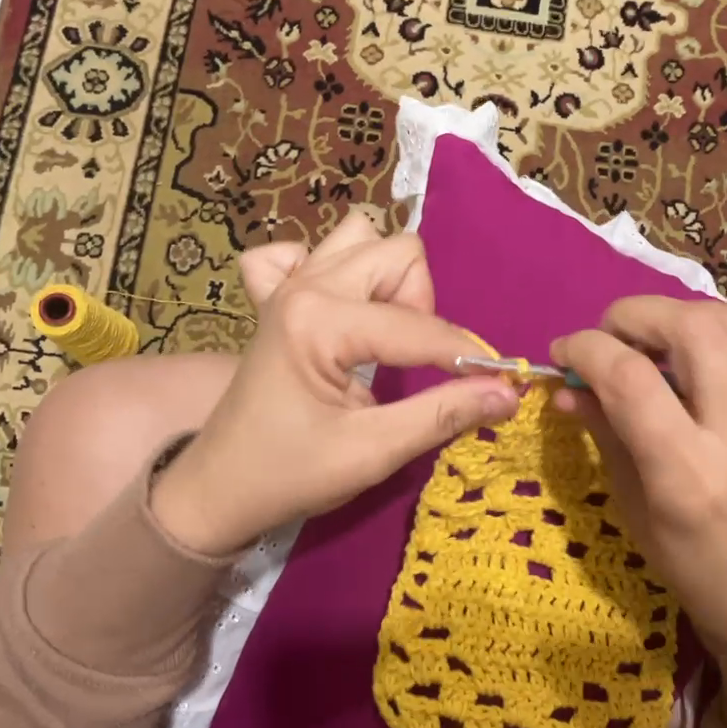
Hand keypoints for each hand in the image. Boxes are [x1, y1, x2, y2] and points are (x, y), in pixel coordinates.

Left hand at [152, 216, 519, 553]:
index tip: (499, 386)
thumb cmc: (290, 476)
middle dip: (424, 307)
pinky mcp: (273, 296)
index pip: (418, 326)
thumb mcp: (372, 452)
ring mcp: (284, 285)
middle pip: (398, 254)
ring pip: (359, 238)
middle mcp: (303, 286)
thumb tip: (508, 393)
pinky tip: (334, 312)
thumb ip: (443, 414)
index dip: (467, 357)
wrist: (219, 489)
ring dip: (385, 280)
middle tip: (416, 365)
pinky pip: (303, 251)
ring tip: (381, 334)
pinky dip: (328, 270)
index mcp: (320, 321)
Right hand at [551, 297, 726, 657]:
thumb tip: (568, 385)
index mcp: (688, 475)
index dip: (588, 348)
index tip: (566, 350)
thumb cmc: (694, 564)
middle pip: (694, 329)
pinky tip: (712, 356)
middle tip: (614, 335)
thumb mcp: (633, 507)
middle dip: (638, 314)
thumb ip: (604, 433)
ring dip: (687, 316)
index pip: (631, 379)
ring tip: (662, 342)